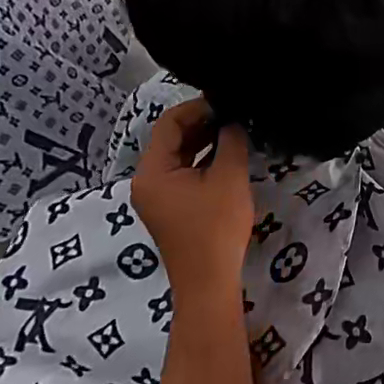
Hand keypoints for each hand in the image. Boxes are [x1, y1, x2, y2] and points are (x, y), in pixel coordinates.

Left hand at [130, 99, 253, 297]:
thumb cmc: (215, 227)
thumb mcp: (229, 177)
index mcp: (152, 171)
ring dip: (205, 141)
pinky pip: (185, 172)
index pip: (169, 123)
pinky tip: (229, 155)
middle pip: (172, 139)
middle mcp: (147, 181)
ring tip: (236, 130)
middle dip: (203, 123)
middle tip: (235, 114)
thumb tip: (234, 120)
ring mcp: (158, 196)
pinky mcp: (172, 207)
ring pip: (180, 156)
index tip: (227, 102)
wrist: (209, 281)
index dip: (198, 108)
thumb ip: (231, 141)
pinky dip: (204, 160)